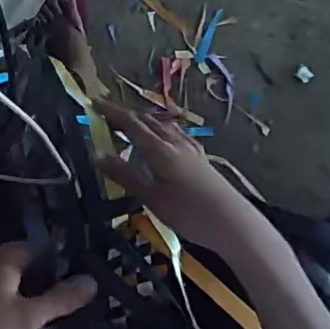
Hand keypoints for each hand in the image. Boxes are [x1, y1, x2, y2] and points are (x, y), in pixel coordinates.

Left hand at [0, 243, 95, 328]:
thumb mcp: (29, 317)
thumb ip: (60, 299)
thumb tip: (91, 281)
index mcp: (6, 255)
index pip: (43, 246)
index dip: (64, 261)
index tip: (81, 279)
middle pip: (28, 256)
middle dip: (49, 273)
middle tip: (70, 295)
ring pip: (14, 269)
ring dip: (32, 283)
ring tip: (51, 305)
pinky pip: (1, 278)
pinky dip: (16, 289)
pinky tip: (23, 309)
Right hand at [94, 102, 269, 255]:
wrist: (236, 225)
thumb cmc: (189, 213)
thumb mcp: (151, 197)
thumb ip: (124, 175)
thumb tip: (97, 155)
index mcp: (159, 149)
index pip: (130, 123)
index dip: (111, 112)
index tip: (93, 102)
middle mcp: (174, 143)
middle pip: (146, 120)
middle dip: (124, 113)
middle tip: (106, 112)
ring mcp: (190, 149)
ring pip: (162, 126)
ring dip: (143, 120)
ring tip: (130, 122)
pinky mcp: (201, 159)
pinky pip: (176, 134)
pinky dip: (161, 129)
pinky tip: (164, 136)